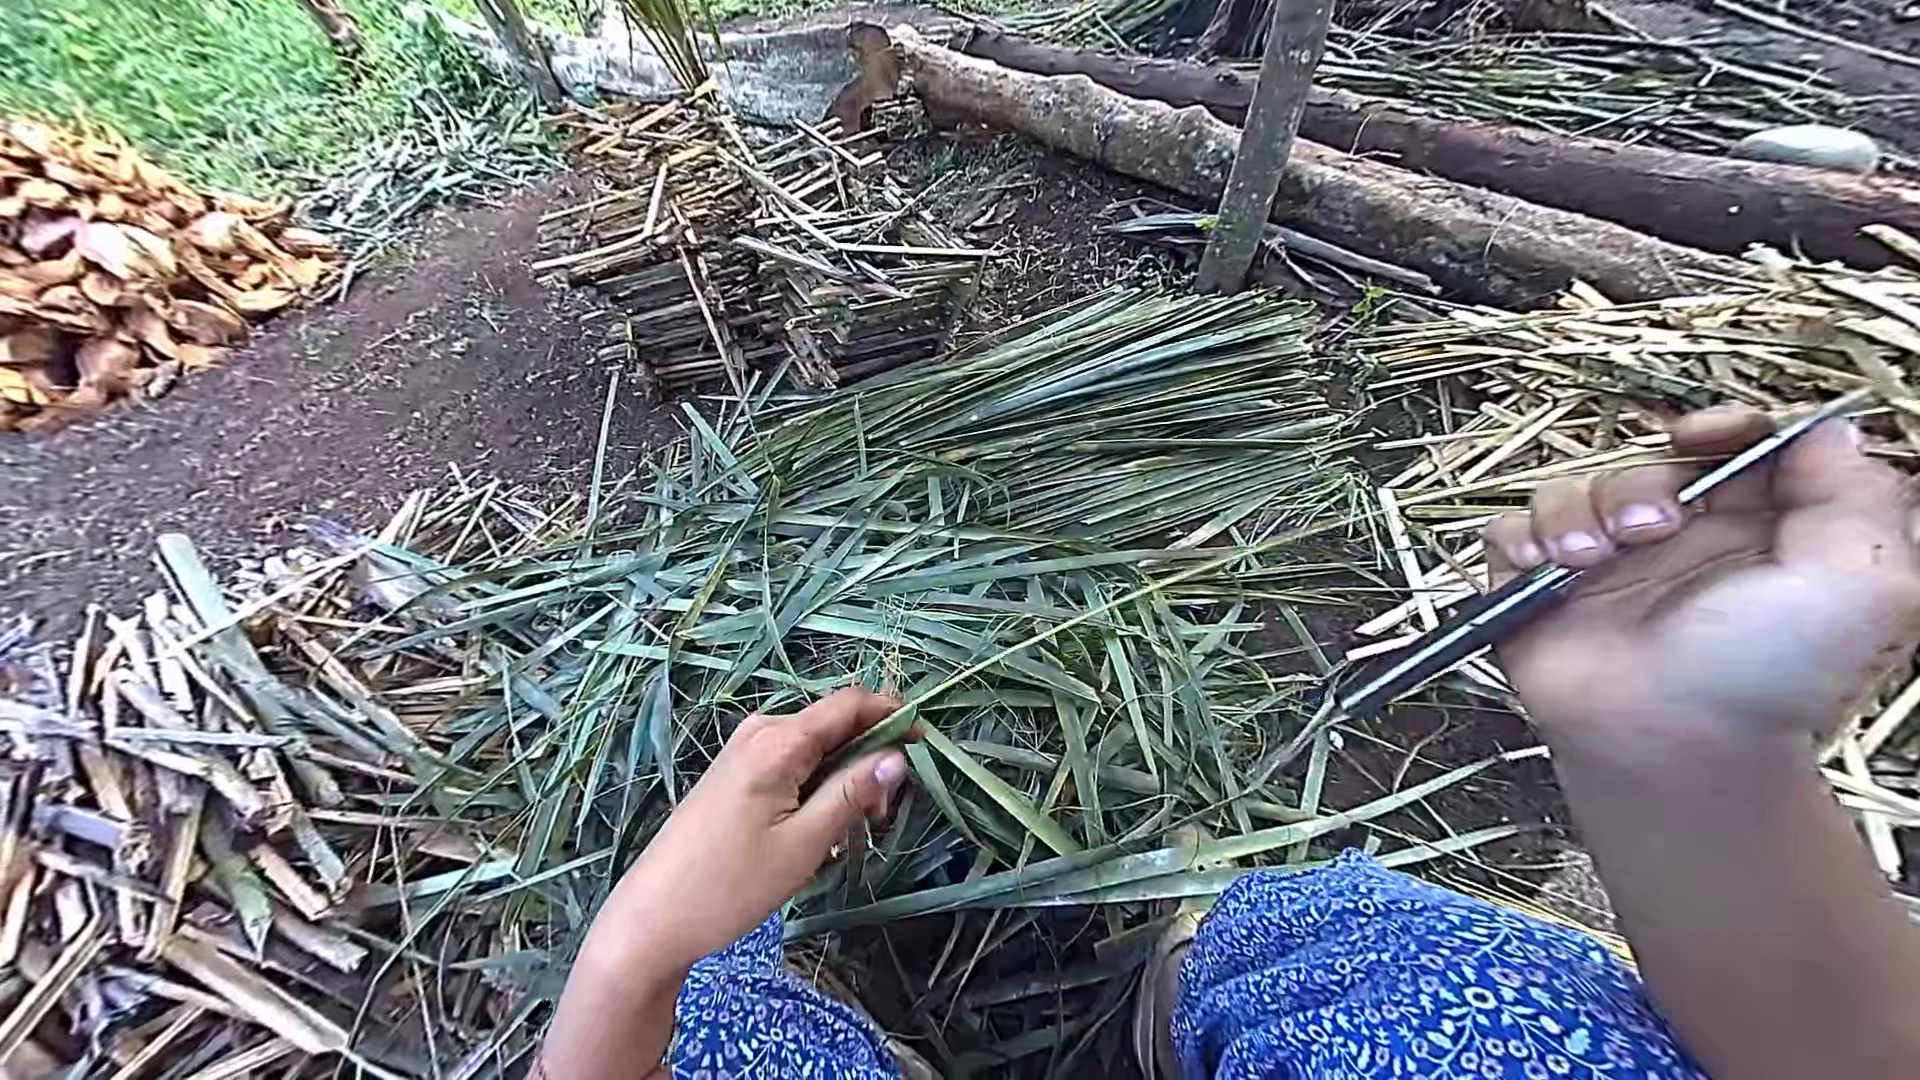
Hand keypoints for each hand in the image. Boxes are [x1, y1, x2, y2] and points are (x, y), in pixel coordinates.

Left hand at [543, 687, 910, 1079]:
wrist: (648, 923)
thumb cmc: (729, 886)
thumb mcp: (804, 843)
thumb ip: (853, 791)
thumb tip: (899, 755)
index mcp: (778, 740)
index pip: (851, 704)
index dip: (894, 715)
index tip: (926, 743)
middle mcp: (763, 730)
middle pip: (836, 726)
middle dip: (870, 759)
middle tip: (883, 816)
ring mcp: (747, 748)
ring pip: (818, 747)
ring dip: (846, 777)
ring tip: (852, 831)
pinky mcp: (740, 769)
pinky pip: (795, 761)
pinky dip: (820, 785)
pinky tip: (822, 826)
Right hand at [1482, 406, 1919, 759]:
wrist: (1653, 731)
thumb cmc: (1762, 670)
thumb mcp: (1857, 587)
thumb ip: (1856, 500)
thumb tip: (1829, 431)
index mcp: (1749, 530)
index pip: (1731, 452)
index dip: (1717, 428)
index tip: (1696, 433)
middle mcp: (1665, 536)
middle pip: (1636, 469)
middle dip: (1634, 489)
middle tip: (1643, 534)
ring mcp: (1590, 557)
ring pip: (1562, 493)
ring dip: (1567, 516)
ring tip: (1580, 561)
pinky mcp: (1528, 578)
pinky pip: (1504, 529)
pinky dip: (1515, 539)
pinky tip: (1537, 568)